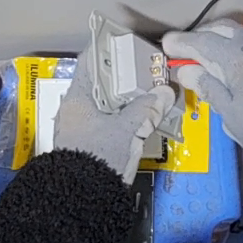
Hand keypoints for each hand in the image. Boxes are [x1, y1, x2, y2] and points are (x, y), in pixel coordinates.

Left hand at [51, 53, 177, 182]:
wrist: (83, 198)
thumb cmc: (97, 156)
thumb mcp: (126, 129)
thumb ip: (146, 109)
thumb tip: (166, 91)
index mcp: (77, 98)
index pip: (90, 62)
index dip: (109, 50)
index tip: (129, 44)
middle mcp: (76, 109)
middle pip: (101, 83)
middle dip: (125, 77)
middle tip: (148, 69)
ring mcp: (82, 127)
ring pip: (107, 104)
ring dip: (127, 99)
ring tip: (150, 92)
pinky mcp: (91, 144)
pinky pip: (110, 122)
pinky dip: (125, 117)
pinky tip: (142, 118)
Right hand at [162, 21, 242, 162]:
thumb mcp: (229, 113)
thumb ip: (208, 86)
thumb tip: (187, 71)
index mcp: (239, 59)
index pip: (204, 43)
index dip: (183, 43)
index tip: (167, 45)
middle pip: (225, 29)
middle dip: (203, 35)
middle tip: (188, 48)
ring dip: (224, 42)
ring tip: (211, 58)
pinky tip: (238, 69)